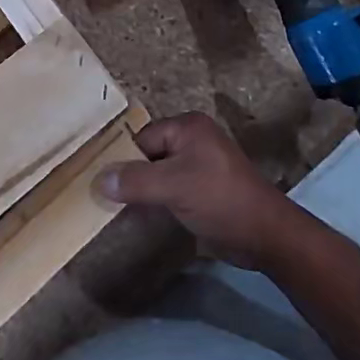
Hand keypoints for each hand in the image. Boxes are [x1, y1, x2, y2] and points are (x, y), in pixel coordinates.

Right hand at [97, 111, 309, 267]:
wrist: (262, 232)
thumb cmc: (218, 198)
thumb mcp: (173, 186)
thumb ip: (135, 181)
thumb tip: (99, 179)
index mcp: (188, 127)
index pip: (143, 138)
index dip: (123, 160)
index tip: (98, 184)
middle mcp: (193, 139)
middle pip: (150, 154)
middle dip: (130, 176)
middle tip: (101, 199)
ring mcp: (199, 164)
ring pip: (158, 173)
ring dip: (141, 191)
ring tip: (113, 210)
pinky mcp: (202, 188)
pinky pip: (170, 188)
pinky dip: (155, 200)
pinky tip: (139, 217)